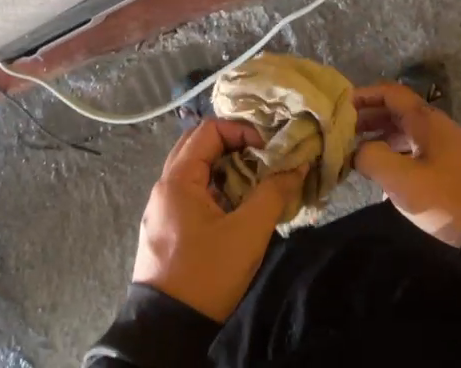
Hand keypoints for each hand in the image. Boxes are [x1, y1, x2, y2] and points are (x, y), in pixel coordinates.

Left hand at [132, 118, 303, 321]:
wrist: (167, 331)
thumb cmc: (207, 273)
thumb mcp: (249, 231)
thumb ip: (275, 191)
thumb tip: (298, 165)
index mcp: (177, 181)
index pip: (209, 130)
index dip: (242, 130)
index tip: (268, 147)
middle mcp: (164, 188)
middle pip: (199, 145)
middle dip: (235, 143)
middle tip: (263, 155)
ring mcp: (163, 210)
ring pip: (196, 169)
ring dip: (227, 166)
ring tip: (256, 179)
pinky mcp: (167, 229)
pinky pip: (193, 191)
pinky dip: (217, 186)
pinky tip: (239, 204)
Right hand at [353, 83, 460, 246]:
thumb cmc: (446, 197)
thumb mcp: (403, 180)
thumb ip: (374, 159)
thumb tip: (358, 150)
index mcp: (425, 120)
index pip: (391, 93)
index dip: (365, 95)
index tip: (340, 107)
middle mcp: (434, 126)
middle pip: (396, 112)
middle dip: (368, 118)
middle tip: (341, 133)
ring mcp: (442, 146)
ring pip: (404, 132)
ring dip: (379, 138)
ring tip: (354, 154)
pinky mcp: (446, 166)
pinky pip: (413, 150)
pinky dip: (394, 155)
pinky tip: (379, 176)